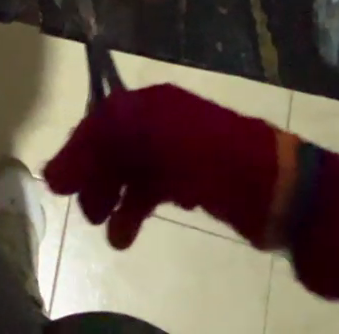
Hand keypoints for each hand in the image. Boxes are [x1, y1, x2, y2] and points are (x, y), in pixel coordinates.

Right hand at [45, 84, 338, 302]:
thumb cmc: (213, 159)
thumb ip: (104, 154)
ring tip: (107, 232)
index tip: (57, 183)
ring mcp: (177, 151)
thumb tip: (57, 172)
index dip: (77, 151)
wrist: (281, 190)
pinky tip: (127, 232)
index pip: (100, 122)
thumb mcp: (155, 148)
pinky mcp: (191, 179)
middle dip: (93, 176)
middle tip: (80, 208)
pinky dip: (135, 208)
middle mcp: (160, 122)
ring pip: (129, 170)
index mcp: (151, 105)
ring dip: (113, 197)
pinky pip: (151, 189)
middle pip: (112, 146)